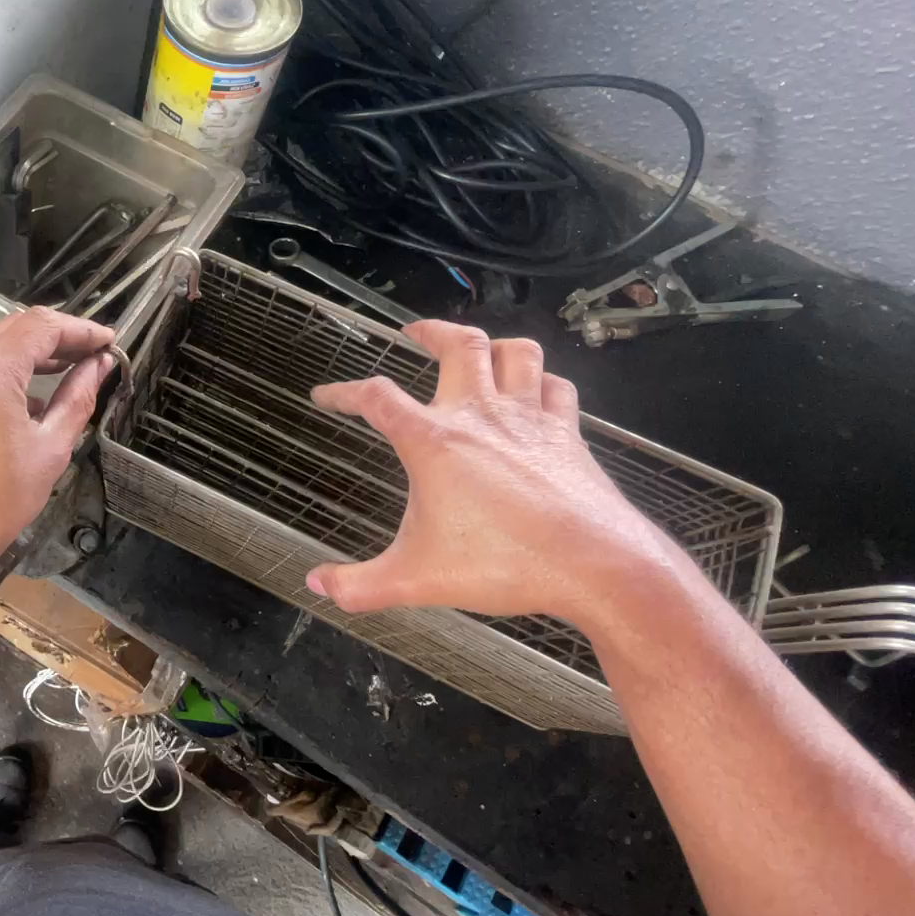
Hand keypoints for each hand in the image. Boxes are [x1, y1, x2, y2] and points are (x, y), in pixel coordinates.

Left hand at [0, 306, 115, 572]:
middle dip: (57, 338)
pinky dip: (2, 372)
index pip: (41, 327)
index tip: (107, 342)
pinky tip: (28, 397)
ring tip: (68, 372)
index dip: (80, 330)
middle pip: (15, 329)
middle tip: (93, 355)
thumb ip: (78, 397)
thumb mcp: (50, 448)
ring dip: (29, 354)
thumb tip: (99, 366)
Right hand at [305, 320, 682, 624]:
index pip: (375, 397)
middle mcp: (479, 415)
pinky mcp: (568, 433)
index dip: (342, 391)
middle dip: (430, 331)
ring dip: (491, 344)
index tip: (326, 394)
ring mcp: (529, 419)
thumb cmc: (501, 565)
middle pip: (458, 345)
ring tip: (475, 349)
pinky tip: (532, 390)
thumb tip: (318, 584)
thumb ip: (356, 585)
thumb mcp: (413, 580)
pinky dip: (539, 379)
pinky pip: (555, 386)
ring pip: (514, 352)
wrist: (597, 567)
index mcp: (432, 441)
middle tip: (413, 332)